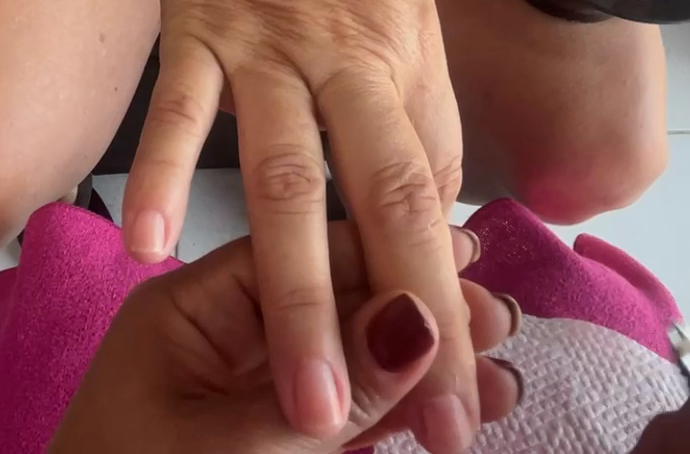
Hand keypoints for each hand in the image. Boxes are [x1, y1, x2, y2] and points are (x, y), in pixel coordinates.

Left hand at [49, 223, 522, 453]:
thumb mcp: (228, 449)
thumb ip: (328, 394)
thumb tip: (422, 319)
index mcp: (188, 311)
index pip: (296, 256)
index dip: (379, 255)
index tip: (460, 257)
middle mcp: (221, 340)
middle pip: (331, 305)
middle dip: (414, 309)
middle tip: (499, 315)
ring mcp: (249, 396)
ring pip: (348, 365)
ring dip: (421, 366)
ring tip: (502, 364)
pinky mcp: (272, 446)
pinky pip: (342, 420)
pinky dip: (396, 416)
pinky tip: (451, 411)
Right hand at [122, 0, 477, 450]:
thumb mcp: (410, 7)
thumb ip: (420, 106)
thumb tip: (439, 201)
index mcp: (404, 57)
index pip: (434, 198)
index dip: (451, 298)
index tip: (462, 391)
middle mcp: (347, 58)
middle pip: (383, 200)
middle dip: (404, 321)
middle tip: (420, 437)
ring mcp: (268, 42)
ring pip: (289, 174)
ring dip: (298, 288)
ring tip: (306, 396)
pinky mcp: (199, 21)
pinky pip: (183, 103)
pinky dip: (170, 171)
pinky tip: (153, 248)